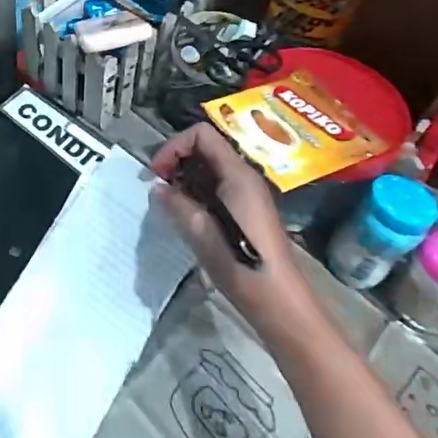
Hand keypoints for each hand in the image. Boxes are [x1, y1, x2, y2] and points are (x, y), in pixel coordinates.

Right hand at [151, 123, 321, 347]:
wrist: (280, 303)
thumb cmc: (243, 265)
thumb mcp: (201, 233)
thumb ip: (177, 205)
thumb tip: (157, 187)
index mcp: (237, 175)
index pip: (201, 134)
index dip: (174, 145)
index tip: (157, 172)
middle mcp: (244, 177)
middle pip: (205, 148)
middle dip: (176, 159)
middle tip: (158, 186)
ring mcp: (246, 194)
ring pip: (209, 168)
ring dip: (184, 177)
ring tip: (168, 201)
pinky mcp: (245, 211)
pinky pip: (215, 187)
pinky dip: (195, 191)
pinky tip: (185, 214)